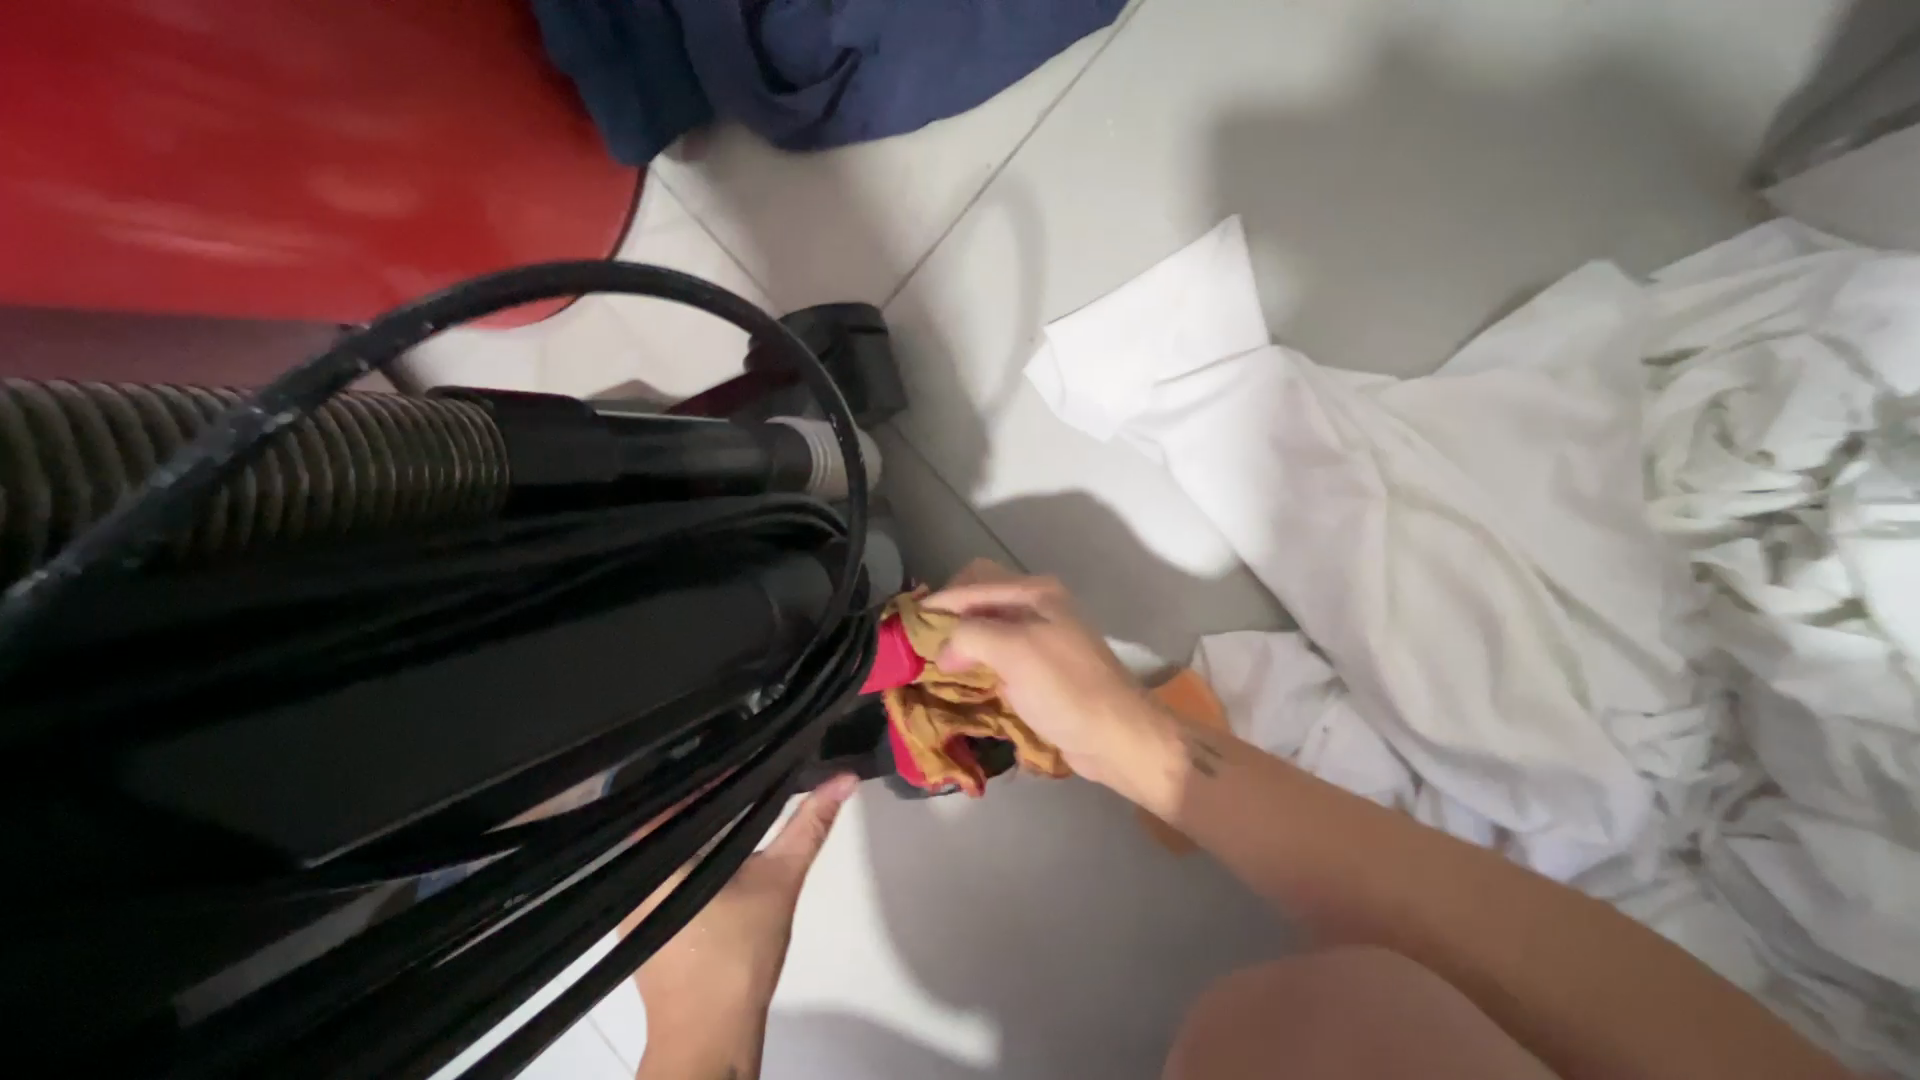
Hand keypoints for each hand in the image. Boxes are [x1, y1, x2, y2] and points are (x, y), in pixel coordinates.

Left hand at [625, 774, 856, 1078]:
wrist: (711, 1035)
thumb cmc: (737, 953)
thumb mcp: (781, 879)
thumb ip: (810, 825)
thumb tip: (843, 778)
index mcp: (652, 851)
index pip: (682, 785)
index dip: (719, 762)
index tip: (752, 745)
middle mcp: (631, 868)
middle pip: (676, 810)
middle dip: (716, 789)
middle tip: (758, 762)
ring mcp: (631, 898)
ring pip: (672, 840)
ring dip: (706, 821)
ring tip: (747, 792)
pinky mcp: (643, 920)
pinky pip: (668, 866)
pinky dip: (696, 851)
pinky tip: (726, 844)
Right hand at [924, 561, 1174, 791]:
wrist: (1116, 736)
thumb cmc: (1066, 689)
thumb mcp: (1014, 651)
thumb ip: (970, 635)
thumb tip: (942, 650)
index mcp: (1035, 592)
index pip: (972, 582)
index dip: (937, 603)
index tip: (904, 627)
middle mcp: (1037, 606)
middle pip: (979, 598)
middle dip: (948, 617)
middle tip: (919, 643)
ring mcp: (1039, 638)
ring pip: (986, 626)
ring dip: (959, 640)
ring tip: (930, 662)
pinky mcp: (1039, 668)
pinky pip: (996, 654)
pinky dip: (974, 661)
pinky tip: (957, 679)